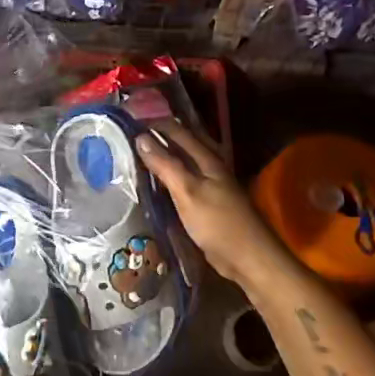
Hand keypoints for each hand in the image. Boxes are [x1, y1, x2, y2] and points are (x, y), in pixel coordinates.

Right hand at [136, 122, 294, 290]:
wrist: (247, 256)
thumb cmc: (217, 222)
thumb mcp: (188, 191)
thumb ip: (166, 164)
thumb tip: (140, 136)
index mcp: (207, 158)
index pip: (177, 130)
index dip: (155, 123)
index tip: (128, 119)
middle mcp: (210, 166)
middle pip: (182, 143)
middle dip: (159, 135)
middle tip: (129, 133)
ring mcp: (210, 184)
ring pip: (183, 162)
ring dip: (163, 156)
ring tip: (136, 153)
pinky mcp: (207, 202)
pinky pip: (184, 181)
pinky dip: (169, 176)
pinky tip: (155, 182)